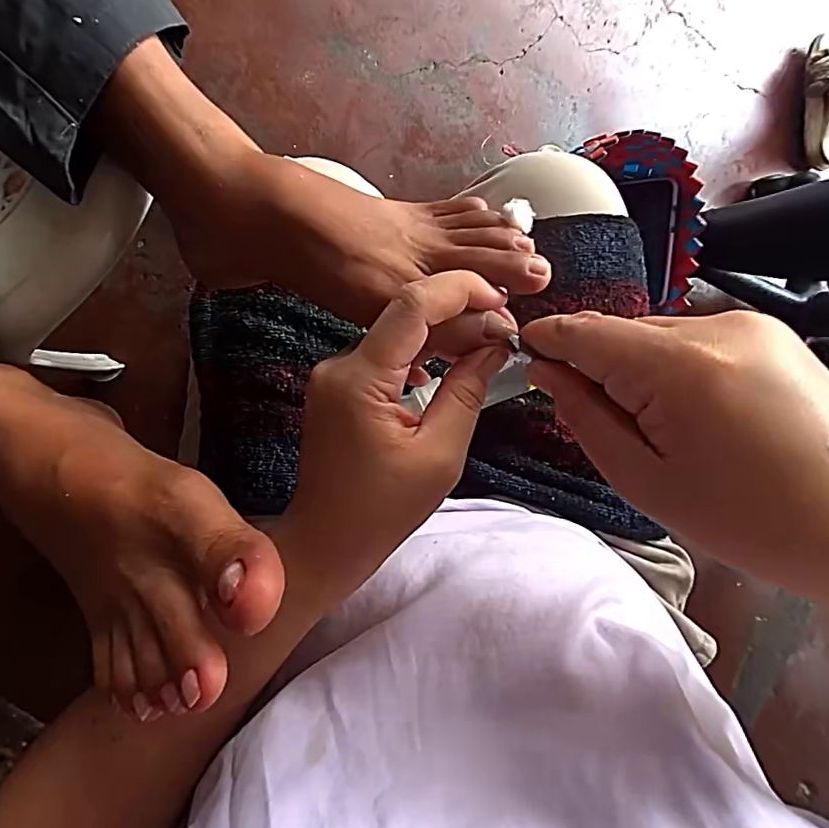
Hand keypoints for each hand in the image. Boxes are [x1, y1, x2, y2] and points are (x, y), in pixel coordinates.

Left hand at [282, 271, 514, 593]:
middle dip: (458, 314)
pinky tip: (448, 363)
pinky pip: (382, 354)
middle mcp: (338, 365)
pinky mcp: (335, 384)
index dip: (459, 290)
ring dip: (440, 334)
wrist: (326, 537)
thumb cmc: (382, 510)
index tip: (499, 299)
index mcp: (359, 379)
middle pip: (403, 315)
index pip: (410, 306)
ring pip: (394, 332)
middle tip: (502, 331)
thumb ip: (467, 390)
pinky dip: (417, 353)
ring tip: (484, 346)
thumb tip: (494, 345)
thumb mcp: (440, 453)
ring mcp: (332, 373)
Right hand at [521, 310, 828, 576]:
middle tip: (601, 423)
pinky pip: (691, 341)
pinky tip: (694, 417)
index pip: (582, 330)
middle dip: (594, 367)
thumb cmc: (759, 524)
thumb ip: (583, 416)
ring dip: (634, 370)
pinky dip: (671, 369)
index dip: (543, 341)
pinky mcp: (774, 336)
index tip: (521, 359)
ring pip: (653, 336)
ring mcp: (752, 326)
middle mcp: (718, 325)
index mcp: (681, 363)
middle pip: (618, 332)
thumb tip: (546, 372)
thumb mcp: (645, 480)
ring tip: (660, 430)